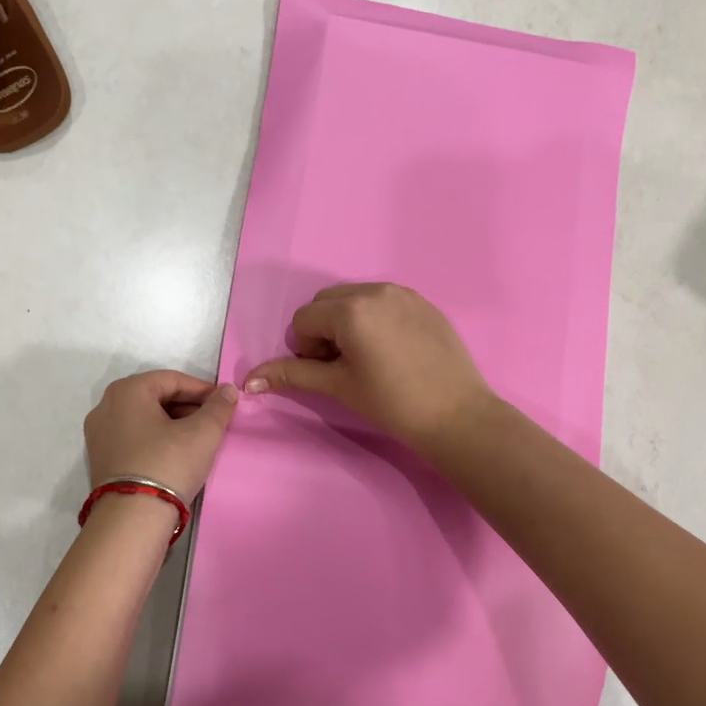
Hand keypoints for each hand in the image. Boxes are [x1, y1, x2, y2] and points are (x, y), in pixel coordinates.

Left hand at [83, 371, 238, 499]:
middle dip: (187, 407)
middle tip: (213, 422)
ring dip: (172, 424)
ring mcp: (98, 433)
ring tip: (197, 440)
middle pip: (155, 397)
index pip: (172, 379)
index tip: (224, 403)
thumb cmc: (168, 464)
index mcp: (127, 390)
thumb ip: (218, 407)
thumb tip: (227, 391)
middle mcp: (106, 405)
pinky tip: (174, 455)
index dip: (202, 390)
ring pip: (143, 419)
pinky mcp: (99, 458)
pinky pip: (132, 438)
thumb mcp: (203, 433)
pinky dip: (154, 439)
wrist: (132, 518)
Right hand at [244, 283, 493, 448]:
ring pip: (354, 299)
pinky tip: (392, 352)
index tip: (328, 372)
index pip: (304, 319)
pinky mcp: (423, 303)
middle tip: (343, 365)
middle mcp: (375, 291)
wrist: (457, 414)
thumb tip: (249, 380)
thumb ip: (292, 375)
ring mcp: (403, 294)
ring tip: (367, 358)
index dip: (306, 348)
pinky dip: (374, 320)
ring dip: (347, 322)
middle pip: (326, 302)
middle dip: (324, 330)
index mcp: (350, 309)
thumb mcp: (337, 387)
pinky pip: (383, 302)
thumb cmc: (391, 403)